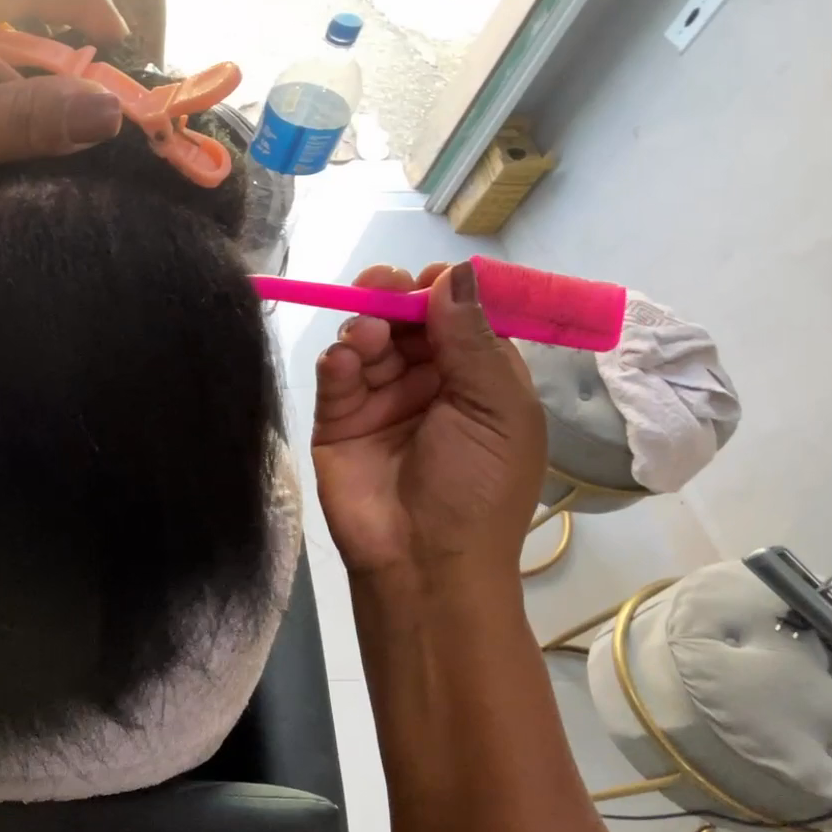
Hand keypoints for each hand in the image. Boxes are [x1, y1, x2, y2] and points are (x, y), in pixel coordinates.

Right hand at [311, 261, 545, 574]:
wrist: (422, 559)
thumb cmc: (477, 487)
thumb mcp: (496, 409)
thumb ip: (473, 340)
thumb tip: (454, 272)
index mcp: (478, 377)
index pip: (458, 315)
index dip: (445, 292)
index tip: (432, 282)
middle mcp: (428, 381)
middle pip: (406, 319)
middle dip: (394, 298)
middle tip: (380, 287)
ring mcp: (378, 399)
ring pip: (366, 341)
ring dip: (364, 327)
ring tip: (365, 337)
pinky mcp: (336, 421)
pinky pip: (335, 376)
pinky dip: (336, 360)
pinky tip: (343, 360)